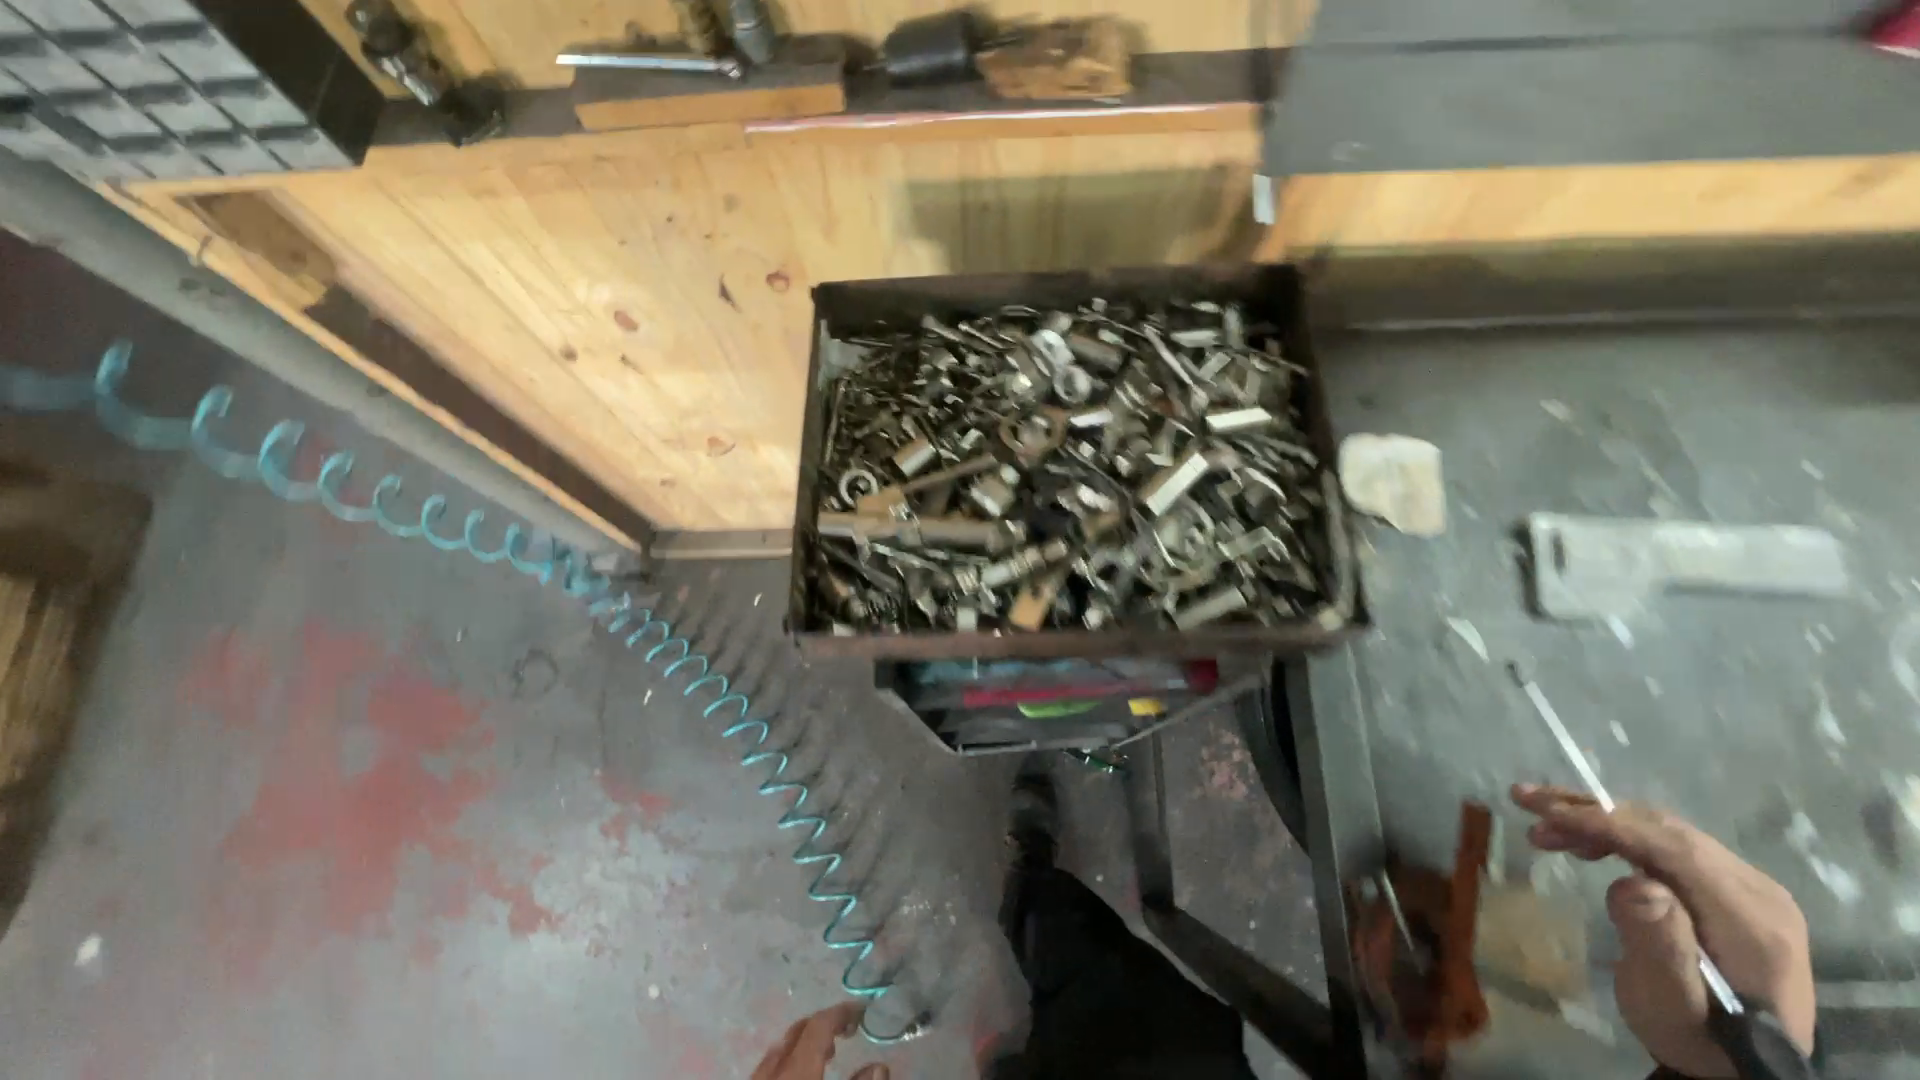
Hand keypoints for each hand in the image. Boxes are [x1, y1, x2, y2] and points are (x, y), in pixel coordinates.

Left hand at [751, 1003, 890, 1079]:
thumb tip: (880, 1065)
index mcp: (796, 1067)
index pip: (818, 1024)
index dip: (842, 1012)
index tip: (862, 1009)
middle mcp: (770, 1067)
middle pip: (796, 1031)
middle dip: (822, 1023)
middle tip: (848, 1028)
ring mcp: (755, 1078)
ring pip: (778, 1048)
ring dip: (803, 1041)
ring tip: (827, 1051)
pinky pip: (767, 1065)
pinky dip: (787, 1058)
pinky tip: (798, 1071)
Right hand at [1511, 784, 1814, 1077]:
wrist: (1739, 1070)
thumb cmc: (1696, 1036)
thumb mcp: (1671, 1001)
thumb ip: (1659, 942)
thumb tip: (1636, 884)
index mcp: (1749, 916)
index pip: (1672, 847)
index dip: (1606, 822)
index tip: (1545, 812)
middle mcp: (1757, 890)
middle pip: (1665, 830)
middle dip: (1593, 811)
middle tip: (1527, 804)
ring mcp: (1746, 889)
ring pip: (1662, 832)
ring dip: (1600, 821)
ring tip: (1543, 829)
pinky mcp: (1728, 892)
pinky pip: (1666, 846)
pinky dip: (1618, 836)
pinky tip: (1586, 845)